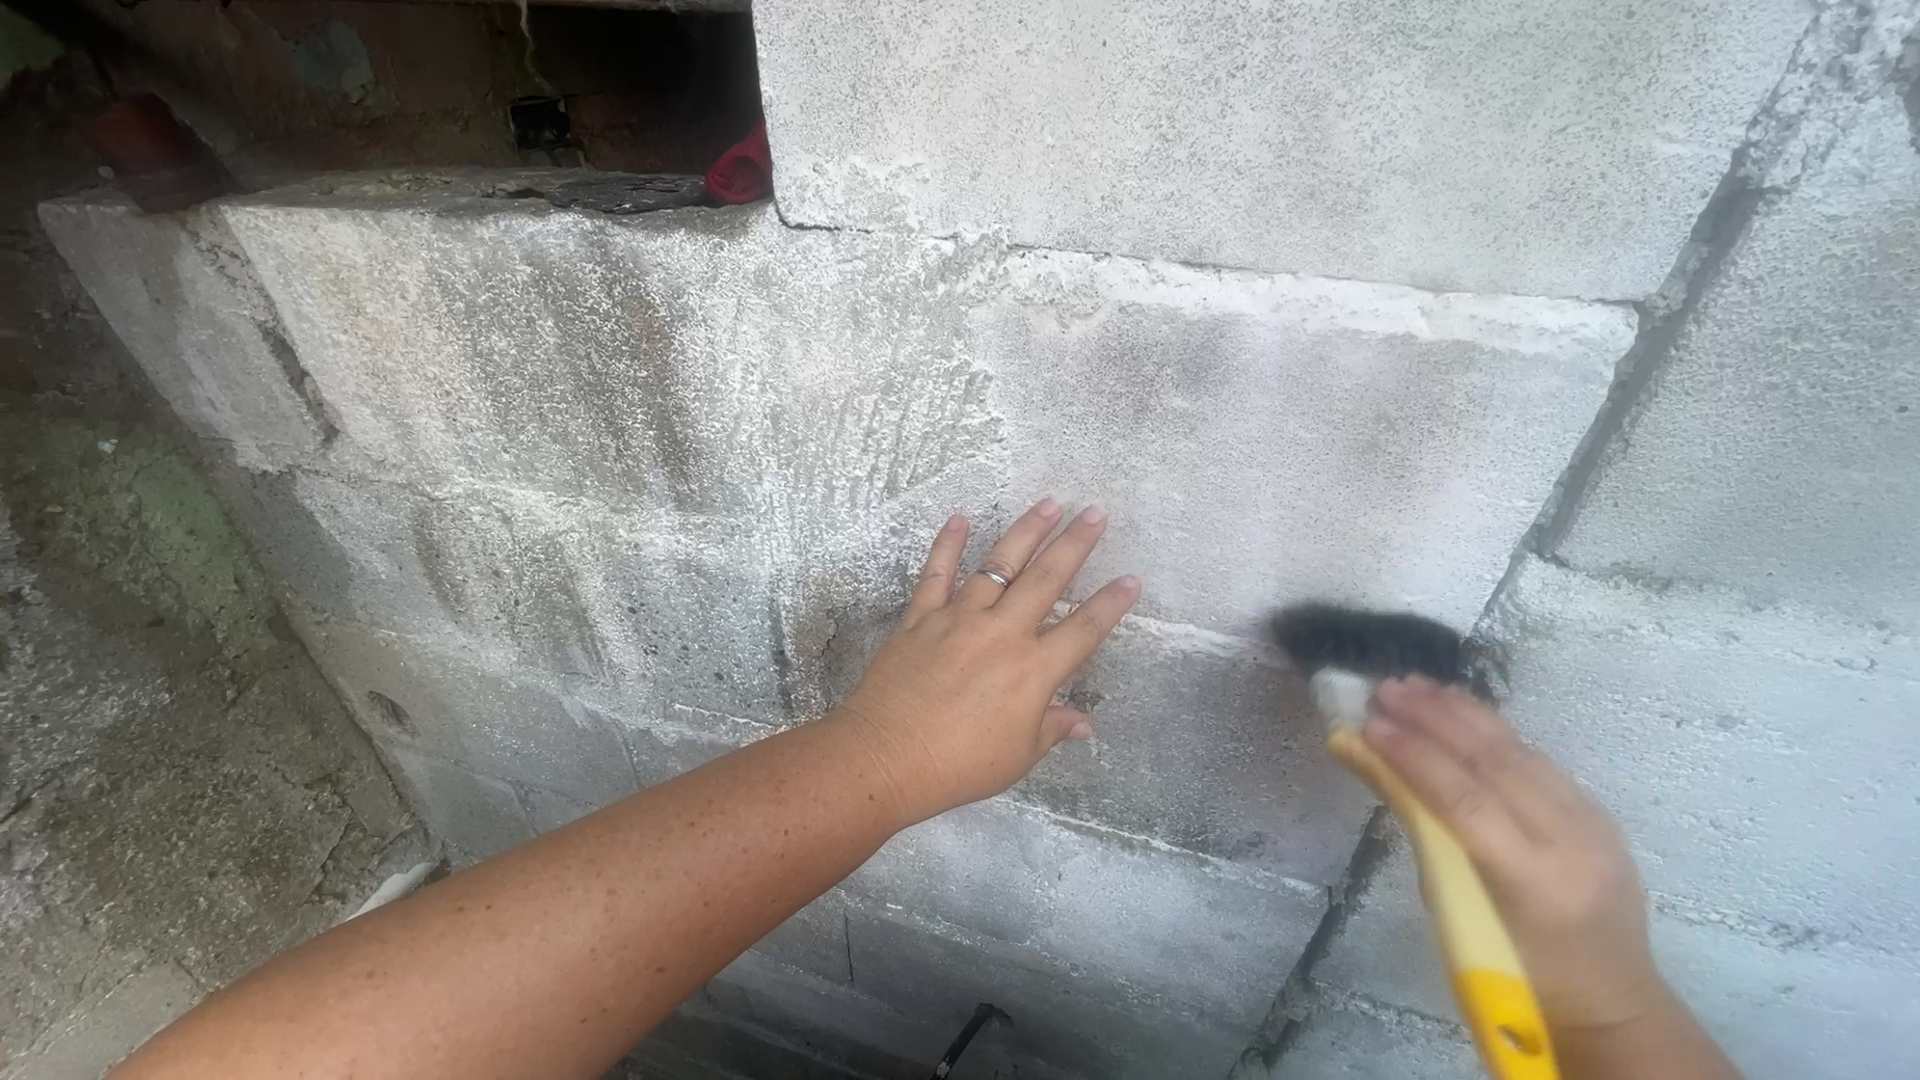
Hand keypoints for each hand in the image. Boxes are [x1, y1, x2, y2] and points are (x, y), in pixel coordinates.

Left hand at [833, 498, 1140, 821]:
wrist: (887, 757)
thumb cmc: (959, 765)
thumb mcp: (1018, 756)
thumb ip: (1052, 729)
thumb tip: (1082, 723)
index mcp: (1033, 670)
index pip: (1085, 629)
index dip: (1112, 603)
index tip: (1131, 579)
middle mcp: (1002, 633)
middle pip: (1047, 578)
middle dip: (1076, 542)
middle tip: (1095, 512)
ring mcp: (959, 618)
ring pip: (998, 563)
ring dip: (1026, 530)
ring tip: (1049, 503)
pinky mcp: (921, 617)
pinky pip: (936, 573)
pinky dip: (947, 543)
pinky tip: (960, 518)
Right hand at [1363, 677, 1669, 1033]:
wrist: (1611, 1001)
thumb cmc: (1513, 967)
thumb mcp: (1455, 906)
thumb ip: (1422, 829)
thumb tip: (1374, 764)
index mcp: (1533, 881)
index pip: (1466, 800)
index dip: (1413, 756)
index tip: (1369, 724)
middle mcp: (1572, 843)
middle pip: (1495, 762)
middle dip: (1434, 719)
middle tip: (1385, 689)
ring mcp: (1594, 824)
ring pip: (1519, 750)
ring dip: (1460, 712)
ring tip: (1414, 685)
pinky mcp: (1598, 812)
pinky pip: (1536, 757)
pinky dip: (1489, 728)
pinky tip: (1457, 708)